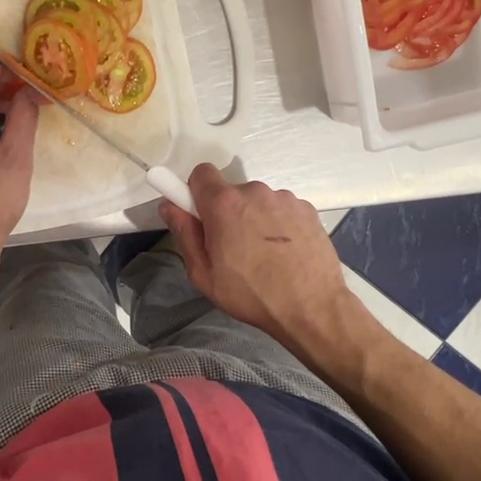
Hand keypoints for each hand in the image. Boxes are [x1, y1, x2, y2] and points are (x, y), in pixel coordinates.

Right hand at [158, 164, 351, 341]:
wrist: (312, 307)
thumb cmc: (251, 295)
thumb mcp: (204, 274)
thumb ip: (184, 234)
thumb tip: (169, 206)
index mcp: (224, 204)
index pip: (201, 173)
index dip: (196, 192)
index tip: (199, 215)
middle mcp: (255, 191)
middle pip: (231, 192)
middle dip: (227, 213)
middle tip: (233, 249)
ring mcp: (284, 198)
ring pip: (258, 202)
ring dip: (255, 219)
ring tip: (265, 255)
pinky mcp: (307, 208)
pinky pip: (282, 210)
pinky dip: (279, 225)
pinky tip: (285, 253)